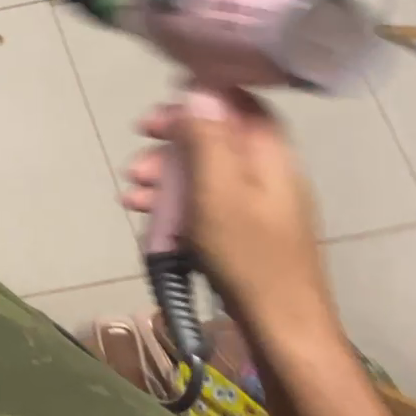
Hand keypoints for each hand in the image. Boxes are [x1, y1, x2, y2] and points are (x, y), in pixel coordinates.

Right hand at [121, 90, 334, 340]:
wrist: (282, 329)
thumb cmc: (248, 253)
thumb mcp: (217, 188)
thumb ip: (209, 136)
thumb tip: (200, 87)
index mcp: (270, 156)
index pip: (243, 103)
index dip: (203, 96)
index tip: (165, 104)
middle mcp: (267, 172)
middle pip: (216, 133)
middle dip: (172, 136)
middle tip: (140, 139)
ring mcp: (256, 202)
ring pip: (202, 167)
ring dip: (163, 170)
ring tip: (133, 190)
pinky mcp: (243, 228)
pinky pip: (202, 197)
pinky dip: (172, 198)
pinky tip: (143, 210)